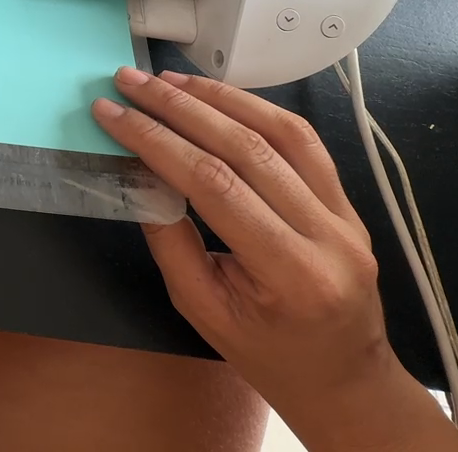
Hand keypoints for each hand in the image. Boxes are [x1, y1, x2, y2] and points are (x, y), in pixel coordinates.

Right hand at [93, 69, 457, 451]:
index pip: (213, 184)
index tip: (110, 113)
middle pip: (245, 148)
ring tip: (167, 79)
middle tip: (129, 81)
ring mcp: (346, 214)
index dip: (154, 140)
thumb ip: (167, 235)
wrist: (344, 378)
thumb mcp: (199, 306)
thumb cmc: (264, 352)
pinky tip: (214, 95)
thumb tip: (135, 169)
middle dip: (177, 106)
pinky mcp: (347, 200)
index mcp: (291, 273)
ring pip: (280, 132)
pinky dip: (253, 107)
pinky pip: (302, 139)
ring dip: (216, 96)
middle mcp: (328, 235)